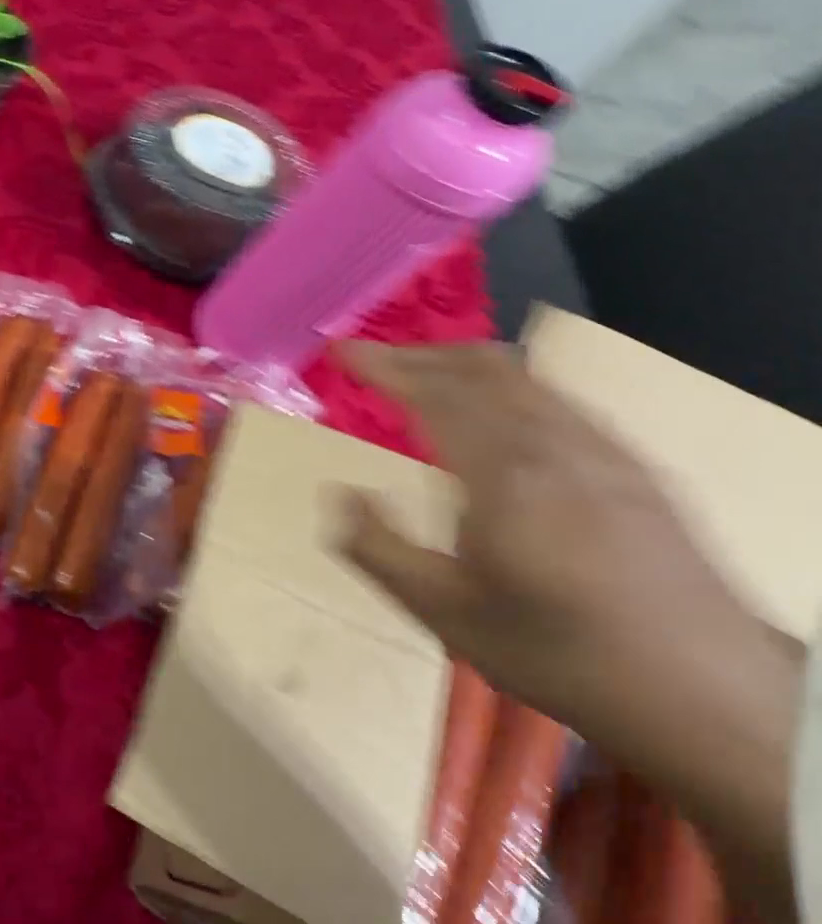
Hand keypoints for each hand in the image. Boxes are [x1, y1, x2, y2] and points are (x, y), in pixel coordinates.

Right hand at [332, 340, 754, 732]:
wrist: (709, 698)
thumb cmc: (557, 654)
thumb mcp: (441, 612)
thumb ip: (376, 547)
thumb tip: (342, 493)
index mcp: (506, 475)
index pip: (435, 393)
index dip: (384, 365)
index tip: (341, 352)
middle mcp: (560, 447)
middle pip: (485, 369)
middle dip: (422, 355)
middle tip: (375, 363)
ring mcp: (609, 455)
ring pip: (530, 380)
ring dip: (467, 368)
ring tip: (427, 381)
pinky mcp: (640, 473)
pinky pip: (563, 404)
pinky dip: (512, 390)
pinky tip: (500, 421)